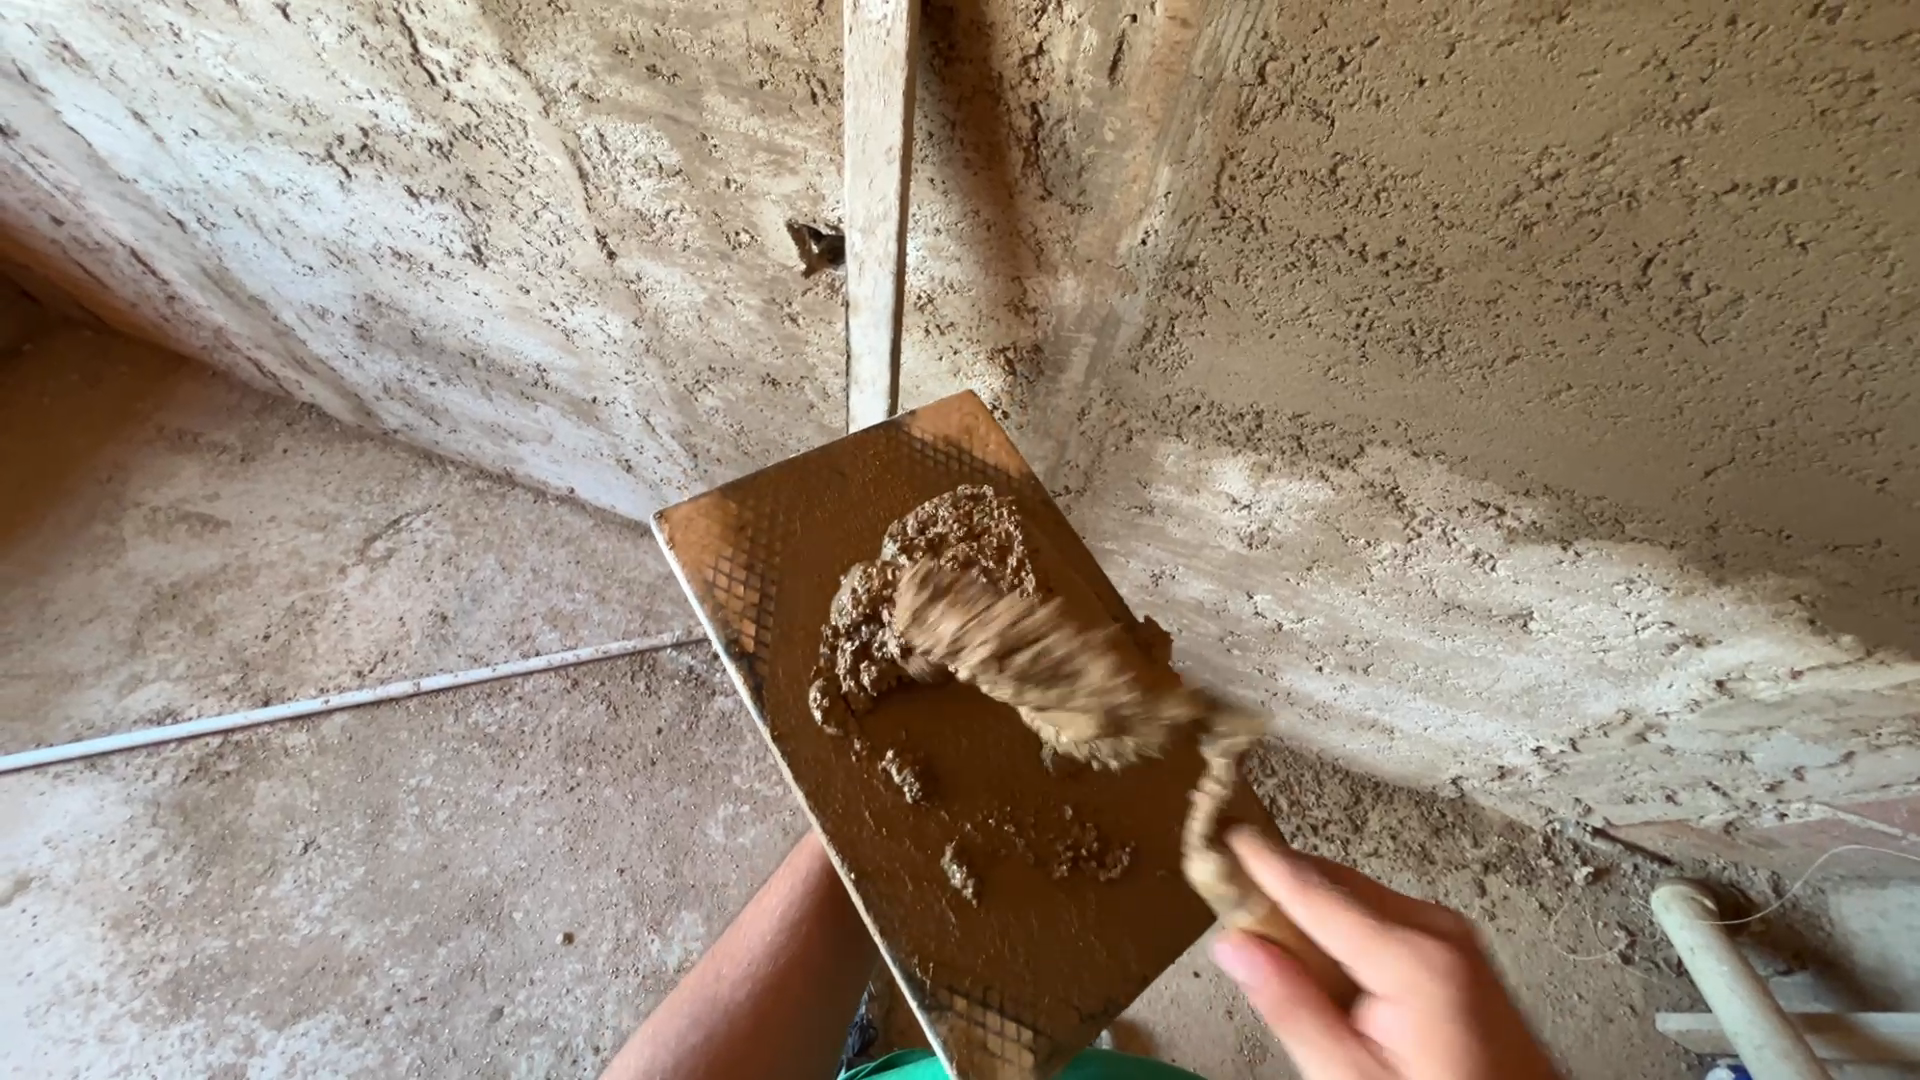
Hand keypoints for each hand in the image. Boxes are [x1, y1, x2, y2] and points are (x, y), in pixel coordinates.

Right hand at [1209, 828, 1558, 1079]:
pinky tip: (1329, 969)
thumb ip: (1293, 1009)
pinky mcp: (1455, 947)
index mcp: (1413, 958)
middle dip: (1280, 892)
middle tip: (1233, 910)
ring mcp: (1451, 935)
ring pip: (1351, 896)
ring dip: (1309, 911)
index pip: (1313, 889)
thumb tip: (1234, 945)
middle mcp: (1436, 929)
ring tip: (1281, 954)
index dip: (1261, 860)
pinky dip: (1340, 927)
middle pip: (1332, 884)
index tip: (1221, 832)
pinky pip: (1377, 914)